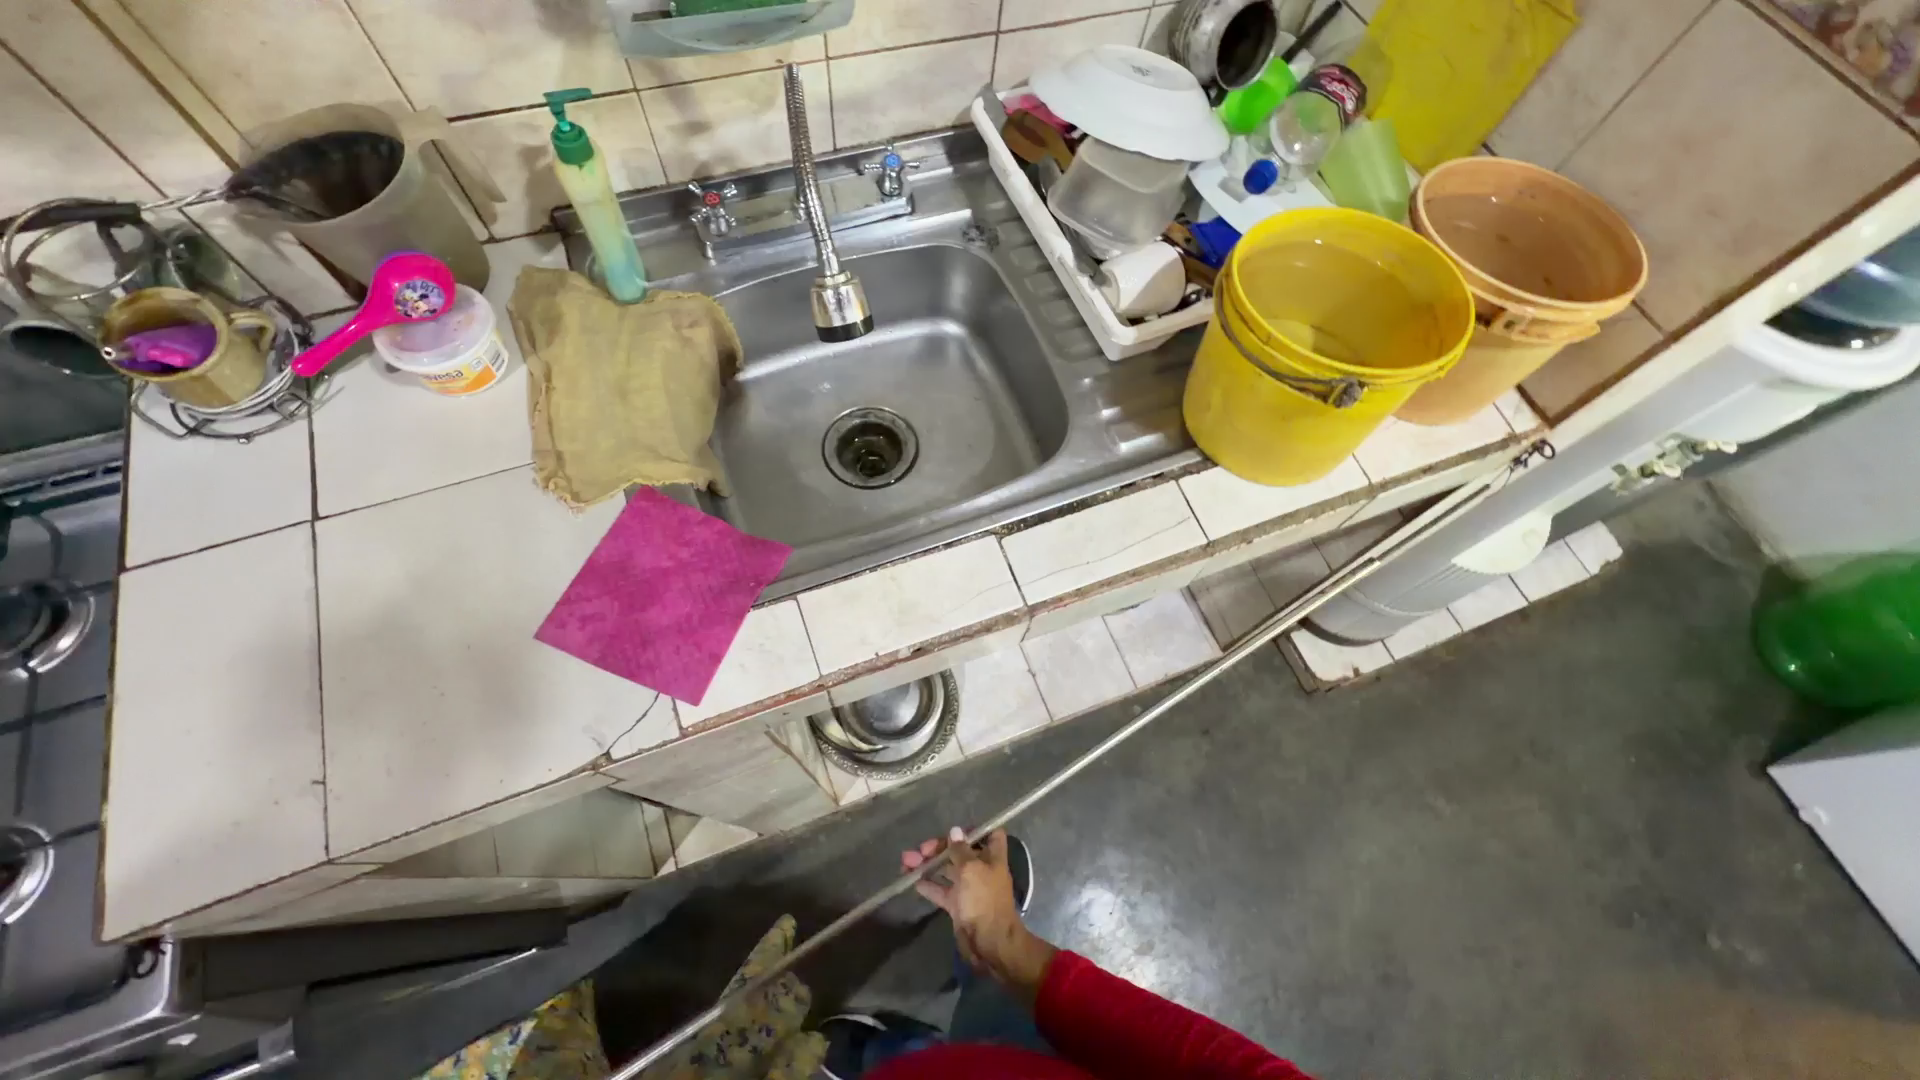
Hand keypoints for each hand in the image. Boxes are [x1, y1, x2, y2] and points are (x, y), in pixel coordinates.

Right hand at [903, 827, 1055, 1002]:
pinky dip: (928, 885)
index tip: (954, 829)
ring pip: (947, 871)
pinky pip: (941, 891)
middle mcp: (981, 870)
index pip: (990, 835)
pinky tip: (913, 881)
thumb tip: (954, 830)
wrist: (989, 942)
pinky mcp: (958, 905)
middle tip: (920, 850)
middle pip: (960, 852)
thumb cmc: (984, 900)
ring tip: (906, 862)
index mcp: (992, 858)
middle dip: (940, 848)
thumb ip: (961, 850)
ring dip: (929, 865)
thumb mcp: (972, 870)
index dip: (974, 830)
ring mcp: (969, 888)